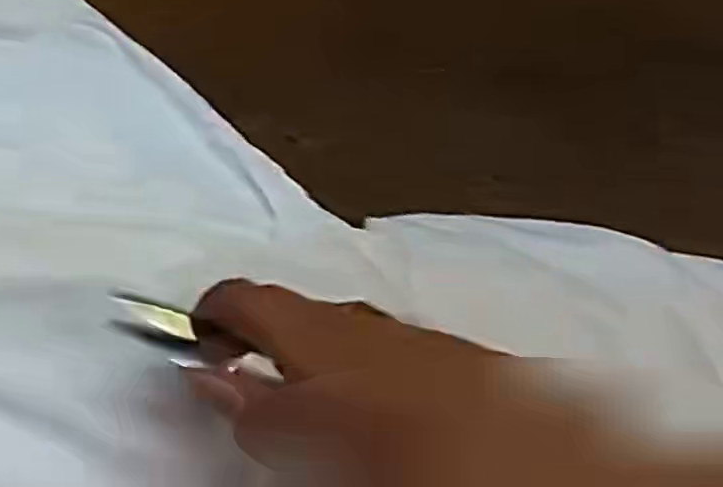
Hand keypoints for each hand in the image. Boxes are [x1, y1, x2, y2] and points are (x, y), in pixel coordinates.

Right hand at [185, 280, 651, 486]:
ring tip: (328, 403)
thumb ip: (251, 402)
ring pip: (350, 333)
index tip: (195, 339)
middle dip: (270, 341)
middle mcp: (358, 316)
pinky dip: (381, 373)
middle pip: (293, 313)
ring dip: (327, 359)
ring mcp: (419, 336)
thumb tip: (200, 374)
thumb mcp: (308, 432)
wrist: (567, 467)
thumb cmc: (402, 440)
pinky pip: (403, 354)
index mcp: (310, 323)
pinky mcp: (477, 363)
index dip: (208, 313)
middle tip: (259, 380)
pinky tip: (399, 411)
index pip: (237, 295)